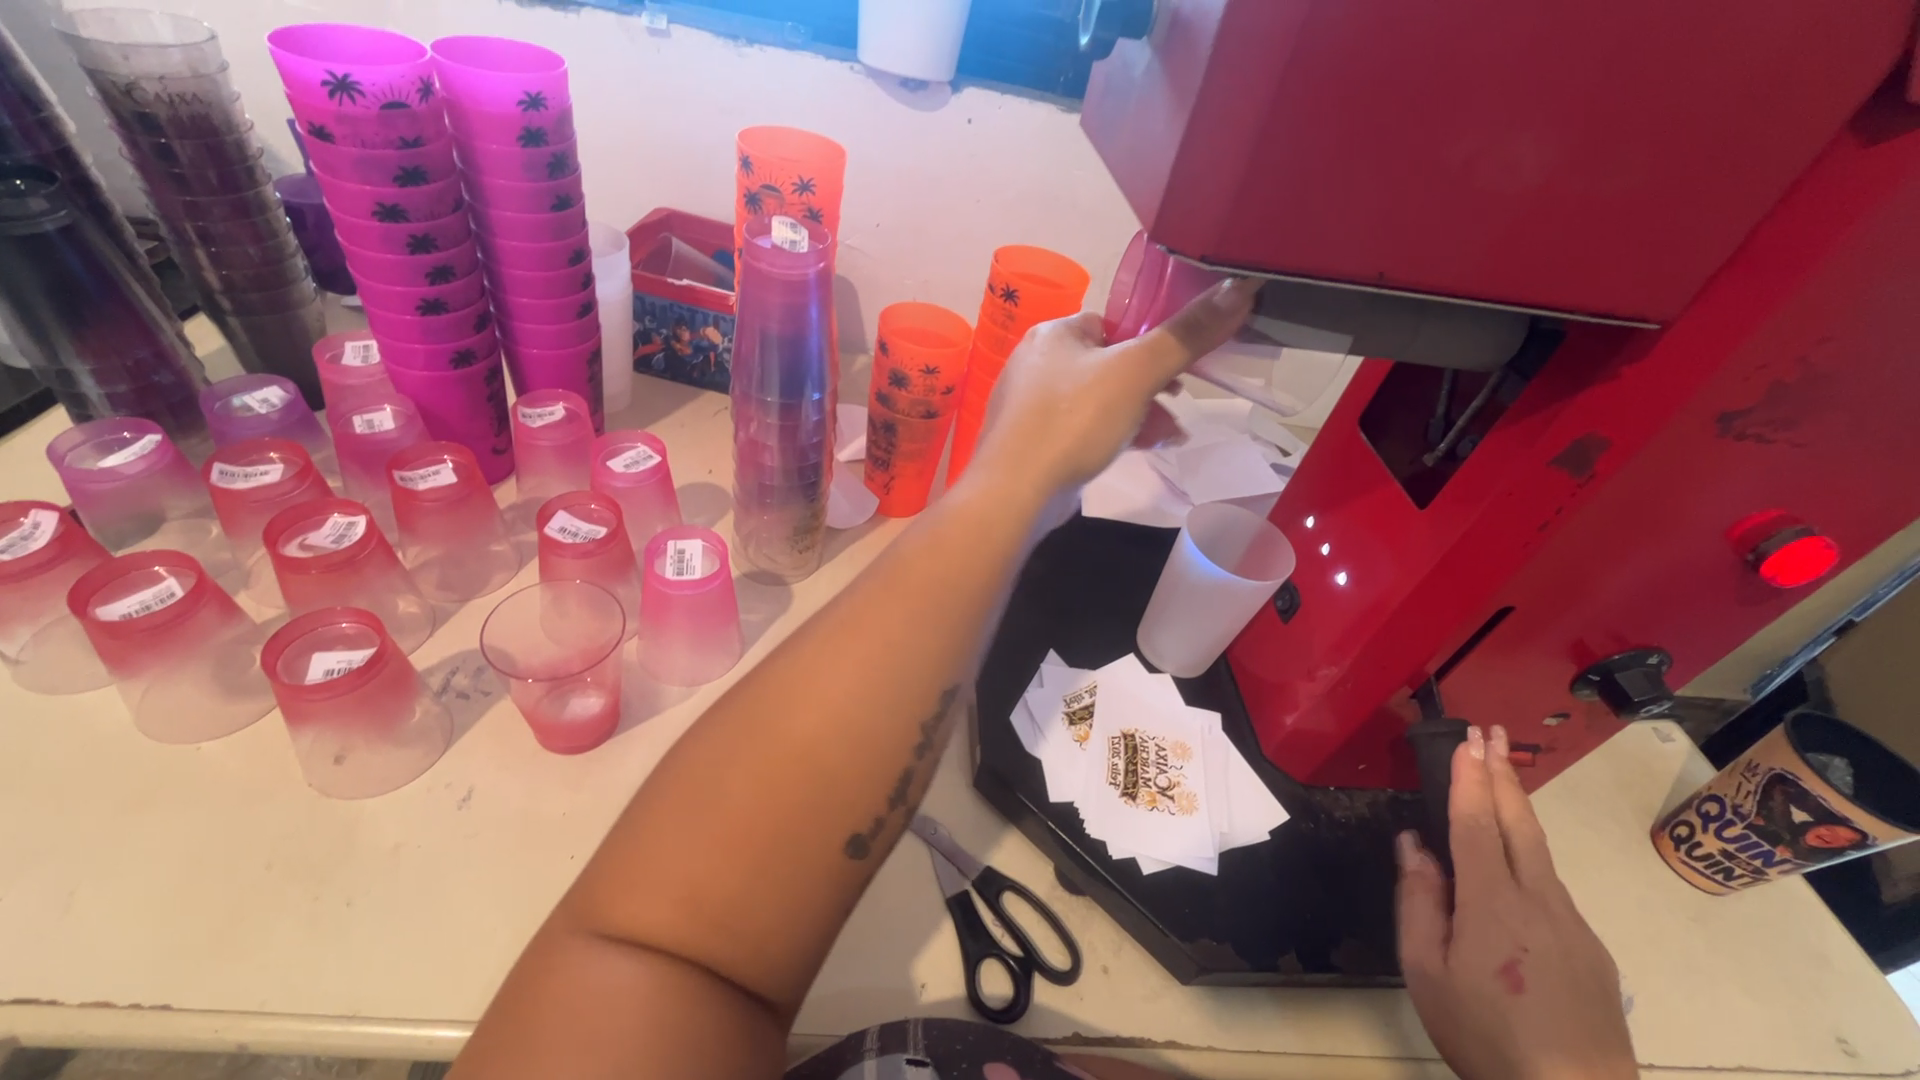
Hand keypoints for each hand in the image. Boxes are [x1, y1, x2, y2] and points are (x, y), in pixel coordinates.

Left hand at [963, 278, 1261, 504]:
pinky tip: (1143, 450)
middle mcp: (1037, 362)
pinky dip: (1114, 435)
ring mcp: (1031, 406)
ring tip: (1172, 435)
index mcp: (1054, 333)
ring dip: (1140, 413)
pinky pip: (1083, 430)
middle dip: (1151, 384)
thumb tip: (1240, 287)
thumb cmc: (1072, 422)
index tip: (1183, 363)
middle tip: (1180, 400)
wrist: (1014, 493)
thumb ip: (1186, 335)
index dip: (1150, 340)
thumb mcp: (1137, 372)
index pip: (1112, 322)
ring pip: (1099, 400)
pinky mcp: (1033, 443)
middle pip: (1109, 363)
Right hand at [1397, 725, 1637, 1079]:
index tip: (1468, 739)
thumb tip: (1414, 845)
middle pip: (1520, 823)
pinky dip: (1529, 854)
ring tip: (1501, 778)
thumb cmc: (1484, 1034)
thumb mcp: (1425, 971)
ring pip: (1539, 852)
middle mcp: (1539, 900)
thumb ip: (1419, 901)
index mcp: (1492, 902)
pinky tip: (1513, 864)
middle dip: (1503, 774)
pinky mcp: (1591, 949)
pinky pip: (1551, 887)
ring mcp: (1573, 924)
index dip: (1470, 777)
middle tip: (1492, 732)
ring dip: (1518, 807)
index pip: (1477, 822)